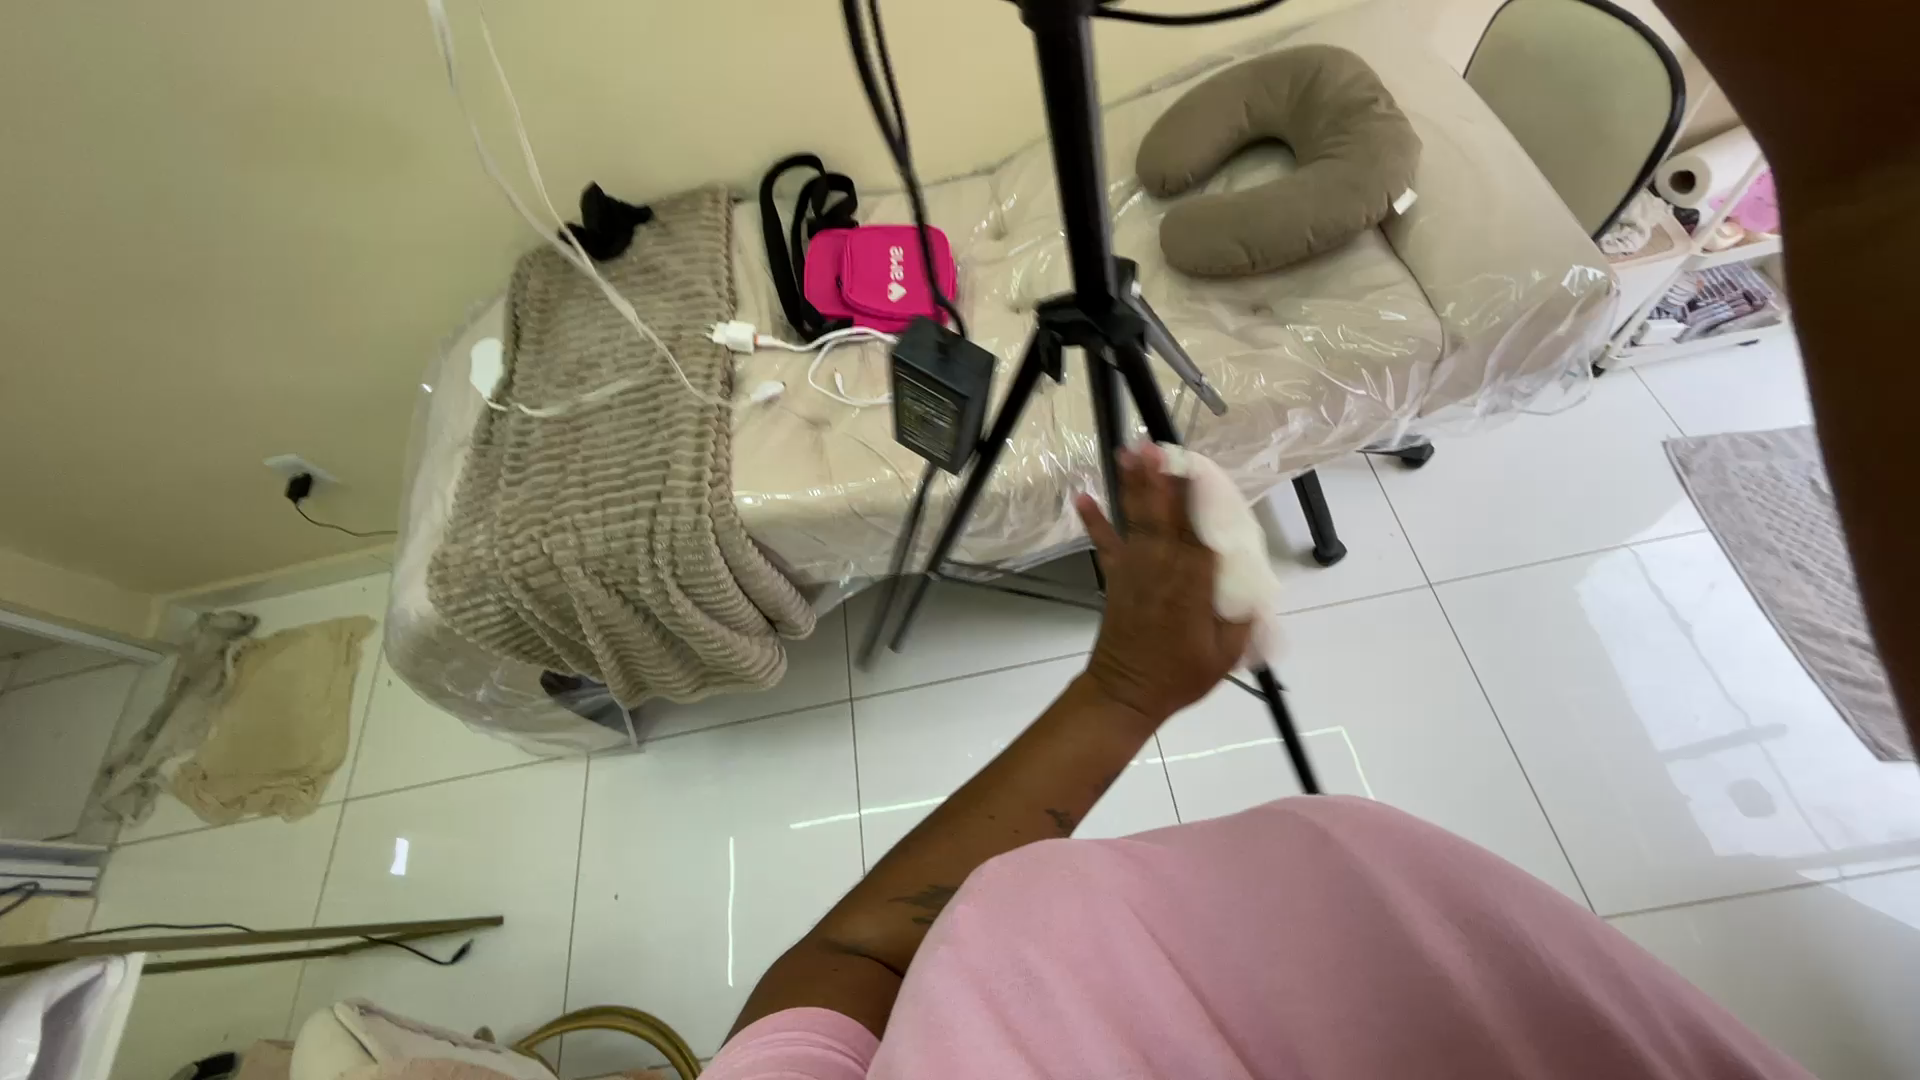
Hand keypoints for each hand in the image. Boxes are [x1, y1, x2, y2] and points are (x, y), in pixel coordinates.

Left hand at [1074, 444, 1250, 724]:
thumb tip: (1250, 585)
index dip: (1200, 498)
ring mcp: (1134, 570)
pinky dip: (1093, 520)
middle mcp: (1162, 568)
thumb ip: (1240, 616)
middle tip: (1154, 445)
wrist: (1127, 693)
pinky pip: (1104, 543)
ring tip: (1129, 452)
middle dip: (1160, 479)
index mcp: (1193, 584)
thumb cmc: (1180, 676)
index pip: (1200, 530)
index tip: (1200, 467)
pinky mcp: (1115, 578)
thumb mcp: (1226, 653)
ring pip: (1136, 520)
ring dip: (1132, 485)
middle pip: (1164, 515)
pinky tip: (1081, 495)